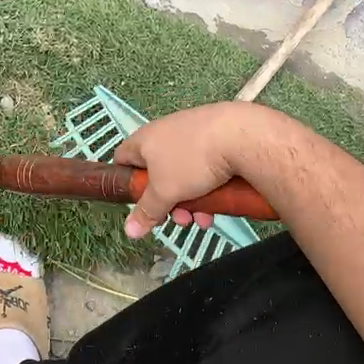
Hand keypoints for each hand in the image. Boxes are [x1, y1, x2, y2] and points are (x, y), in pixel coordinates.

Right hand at [114, 101, 309, 237]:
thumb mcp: (165, 192)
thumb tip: (129, 230)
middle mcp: (164, 132)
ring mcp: (191, 132)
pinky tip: (220, 204)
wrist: (240, 135)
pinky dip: (207, 186)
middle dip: (167, 201)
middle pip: (157, 172)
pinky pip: (203, 165)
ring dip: (190, 199)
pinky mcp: (215, 135)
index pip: (123, 159)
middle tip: (180, 218)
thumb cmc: (192, 161)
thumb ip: (146, 211)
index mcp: (144, 140)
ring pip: (182, 173)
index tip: (140, 203)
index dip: (127, 182)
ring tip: (205, 219)